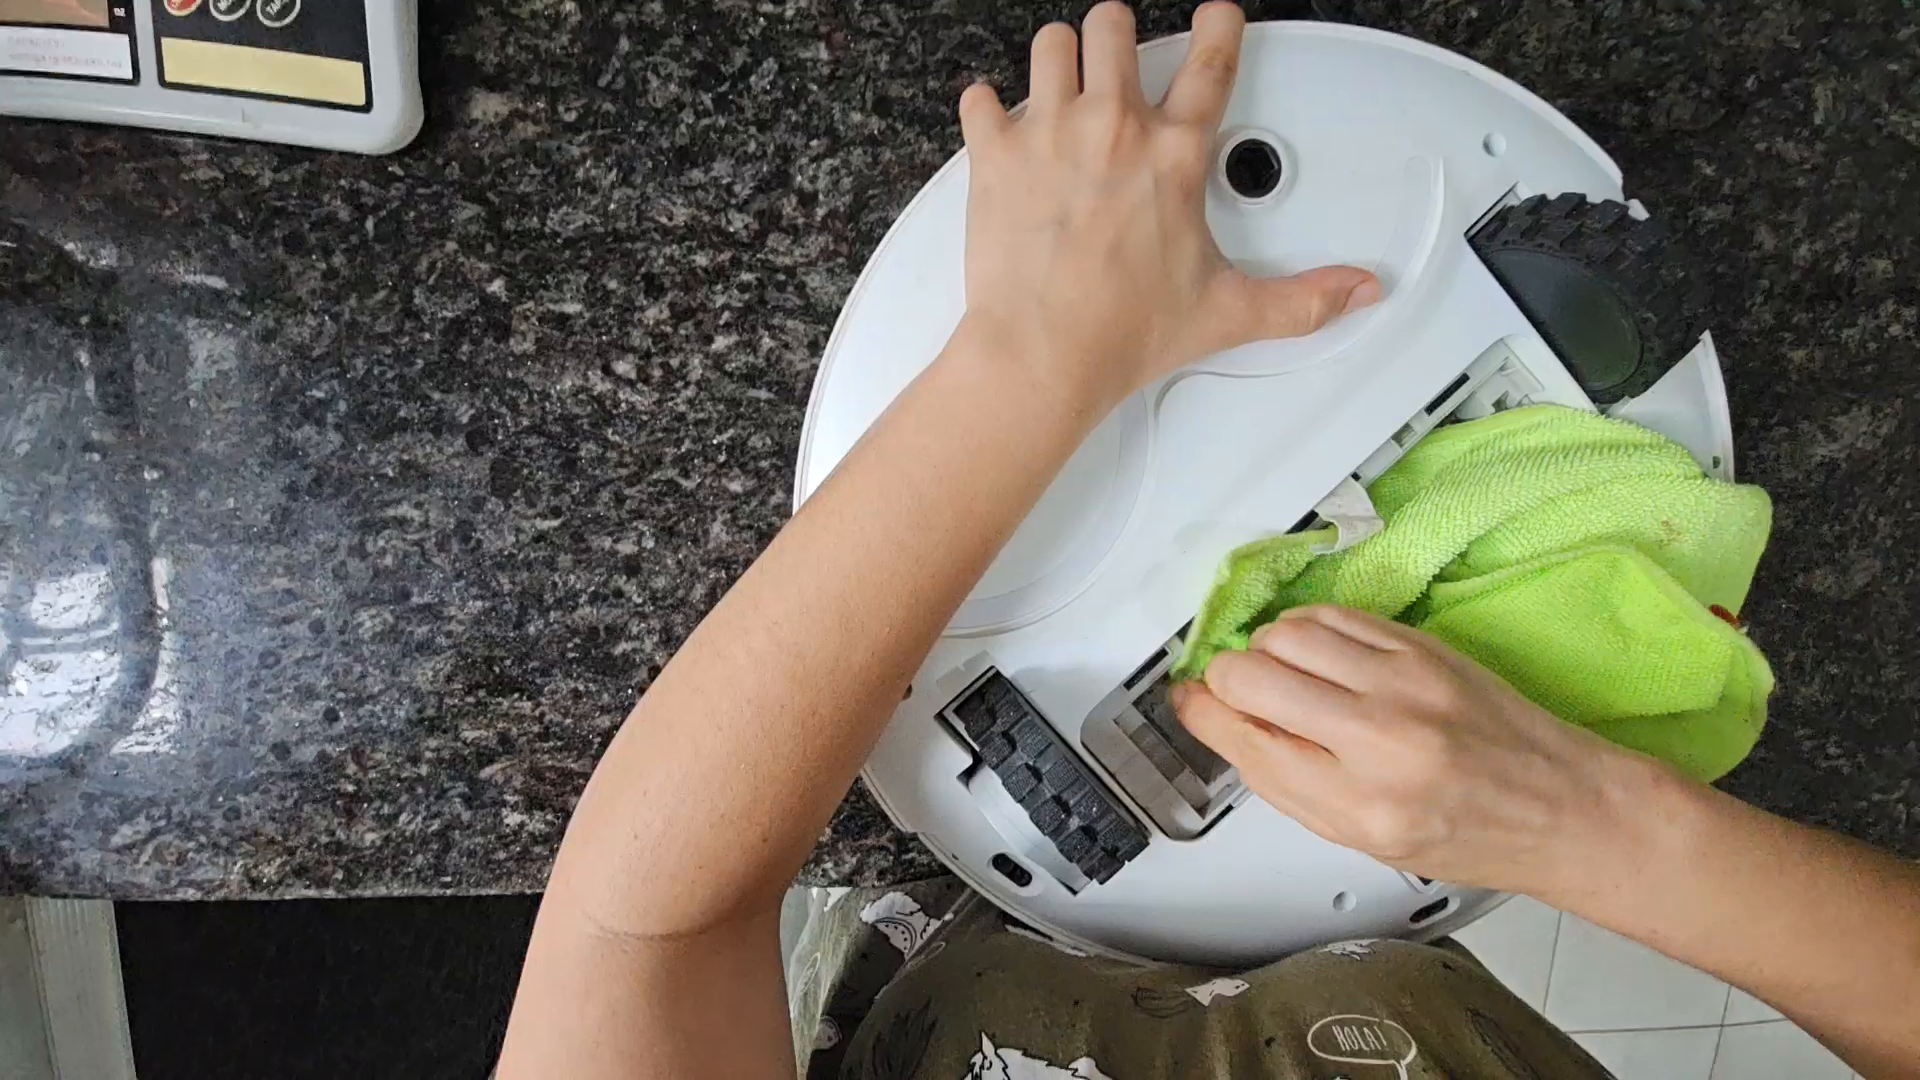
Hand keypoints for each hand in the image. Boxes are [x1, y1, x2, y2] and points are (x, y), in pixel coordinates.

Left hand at [957, 2, 1380, 408]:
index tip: (1212, 23)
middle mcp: (1112, 128)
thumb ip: (1301, 300)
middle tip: (1111, 75)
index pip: (1211, 58)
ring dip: (1057, 63)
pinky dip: (986, 111)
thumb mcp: (1226, 314)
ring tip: (1058, 96)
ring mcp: (1049, 135)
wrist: (1043, 355)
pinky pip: (980, 100)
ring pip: (1051, 45)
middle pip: (1115, 27)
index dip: (1216, 29)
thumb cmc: (1120, 335)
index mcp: (1174, 156)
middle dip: (1115, 42)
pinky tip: (996, 130)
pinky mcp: (995, 158)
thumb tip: (1356, 293)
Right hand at [1173, 605, 1656, 894]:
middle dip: (1224, 680)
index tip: (1189, 701)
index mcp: (1357, 802)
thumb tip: (1218, 718)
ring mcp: (1403, 681)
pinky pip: (1327, 613)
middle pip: (1248, 674)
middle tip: (1238, 692)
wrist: (1563, 805)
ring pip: (1282, 634)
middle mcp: (1378, 737)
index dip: (1198, 712)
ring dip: (1263, 650)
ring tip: (1283, 673)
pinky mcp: (1419, 645)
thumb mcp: (1356, 835)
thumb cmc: (1459, 832)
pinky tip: (1314, 653)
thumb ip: (1279, 776)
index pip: (1241, 736)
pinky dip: (1302, 629)